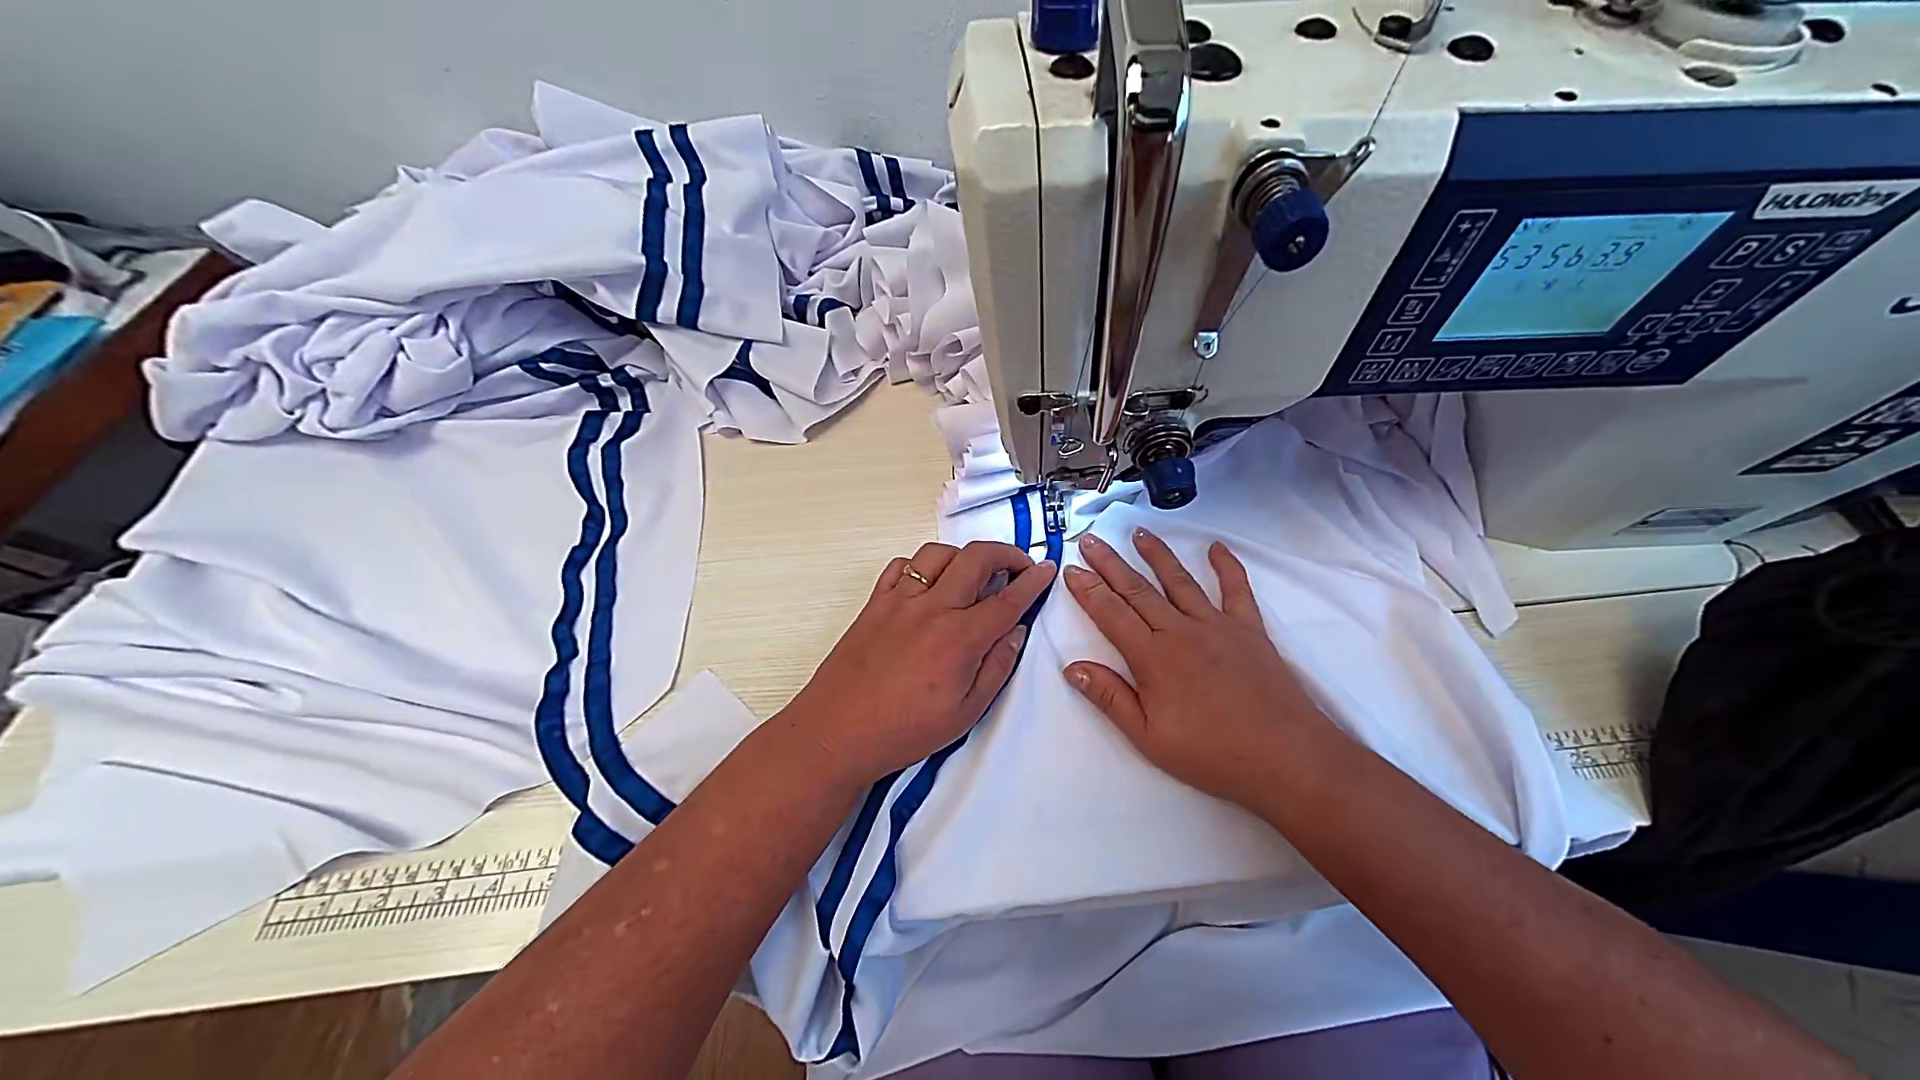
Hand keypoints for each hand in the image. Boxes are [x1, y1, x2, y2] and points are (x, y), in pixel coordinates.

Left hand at [782, 541, 1055, 785]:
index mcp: (959, 638)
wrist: (838, 733)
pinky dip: (921, 565)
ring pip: (938, 553)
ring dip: (964, 555)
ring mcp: (899, 602)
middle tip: (1019, 565)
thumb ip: (996, 668)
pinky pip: (900, 567)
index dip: (1033, 581)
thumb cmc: (897, 730)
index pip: (1008, 598)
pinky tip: (928, 580)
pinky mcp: (874, 605)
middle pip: (978, 559)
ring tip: (974, 571)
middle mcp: (930, 610)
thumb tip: (1014, 636)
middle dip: (1007, 554)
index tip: (1044, 572)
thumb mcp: (965, 713)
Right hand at [1062, 528, 1333, 807]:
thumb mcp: (1148, 737)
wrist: (1286, 757)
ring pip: (1179, 581)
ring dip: (1157, 555)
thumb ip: (1110, 697)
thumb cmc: (1212, 753)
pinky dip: (1227, 566)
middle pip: (1138, 590)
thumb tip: (1073, 669)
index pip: (1111, 614)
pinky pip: (1236, 590)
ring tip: (1138, 534)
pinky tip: (1217, 548)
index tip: (1072, 570)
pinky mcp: (1249, 630)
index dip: (1088, 590)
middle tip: (1091, 541)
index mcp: (1153, 658)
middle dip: (1110, 563)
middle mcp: (1181, 632)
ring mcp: (1217, 626)